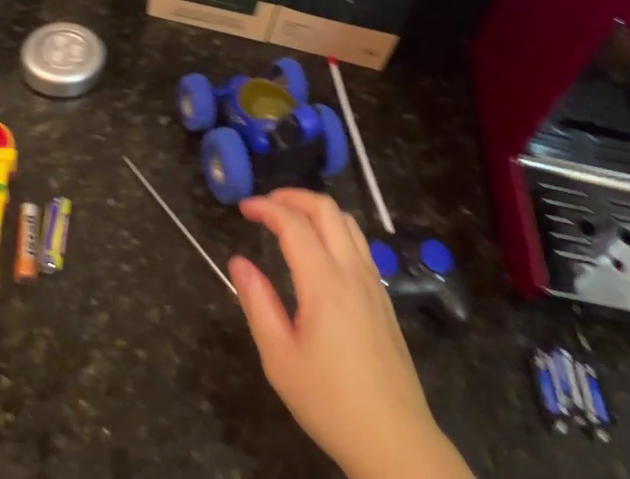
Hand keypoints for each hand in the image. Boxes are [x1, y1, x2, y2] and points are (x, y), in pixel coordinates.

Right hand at [231, 190, 471, 478]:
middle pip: (327, 210)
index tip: (244, 207)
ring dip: (318, 209)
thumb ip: (258, 303)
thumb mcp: (279, 358)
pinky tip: (319, 250)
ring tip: (289, 219)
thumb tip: (239, 262)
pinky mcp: (384, 296)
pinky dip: (336, 229)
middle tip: (265, 204)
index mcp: (324, 283)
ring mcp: (374, 281)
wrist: (391, 433)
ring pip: (349, 222)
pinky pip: (360, 244)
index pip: (295, 224)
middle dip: (293, 196)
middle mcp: (353, 271)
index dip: (267, 208)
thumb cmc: (328, 400)